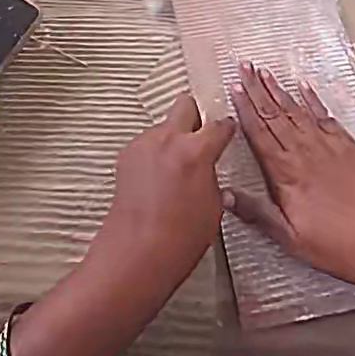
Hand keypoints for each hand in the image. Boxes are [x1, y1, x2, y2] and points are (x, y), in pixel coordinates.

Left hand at [98, 93, 235, 279]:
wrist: (137, 251)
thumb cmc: (179, 238)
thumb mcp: (213, 206)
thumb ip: (211, 174)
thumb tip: (208, 165)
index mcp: (195, 151)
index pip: (218, 125)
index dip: (225, 128)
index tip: (227, 129)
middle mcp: (168, 139)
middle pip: (184, 104)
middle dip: (195, 115)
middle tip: (200, 133)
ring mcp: (144, 144)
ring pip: (164, 127)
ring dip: (172, 139)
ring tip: (176, 169)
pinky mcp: (127, 154)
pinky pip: (147, 144)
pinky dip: (155, 154)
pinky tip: (158, 180)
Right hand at [226, 64, 354, 286]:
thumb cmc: (339, 245)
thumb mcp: (291, 238)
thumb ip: (257, 213)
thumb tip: (225, 195)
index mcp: (286, 172)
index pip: (258, 132)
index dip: (244, 108)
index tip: (234, 88)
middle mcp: (303, 151)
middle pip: (273, 113)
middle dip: (256, 88)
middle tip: (244, 67)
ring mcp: (326, 145)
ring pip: (295, 109)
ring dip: (278, 89)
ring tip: (264, 72)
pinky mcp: (347, 145)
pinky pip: (324, 115)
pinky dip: (312, 99)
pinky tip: (303, 87)